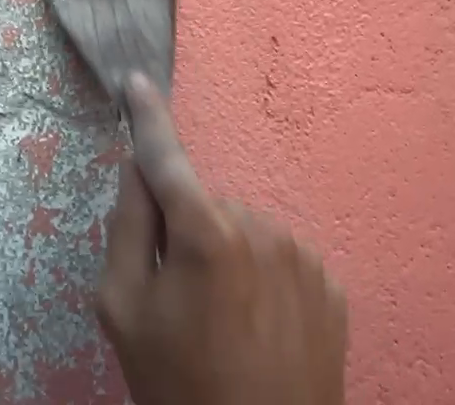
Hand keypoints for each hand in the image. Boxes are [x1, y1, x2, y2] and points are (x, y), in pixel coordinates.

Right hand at [98, 75, 347, 404]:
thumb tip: (137, 171)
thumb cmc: (175, 381)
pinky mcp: (331, 289)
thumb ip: (126, 226)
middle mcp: (261, 231)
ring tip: (220, 315)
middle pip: (203, 204)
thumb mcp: (122, 307)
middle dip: (184, 226)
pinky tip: (256, 323)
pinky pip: (279, 257)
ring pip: (242, 229)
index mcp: (205, 235)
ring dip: (223, 250)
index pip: (166, 158)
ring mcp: (303, 260)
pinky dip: (260, 274)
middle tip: (176, 289)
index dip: (148, 116)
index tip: (136, 80)